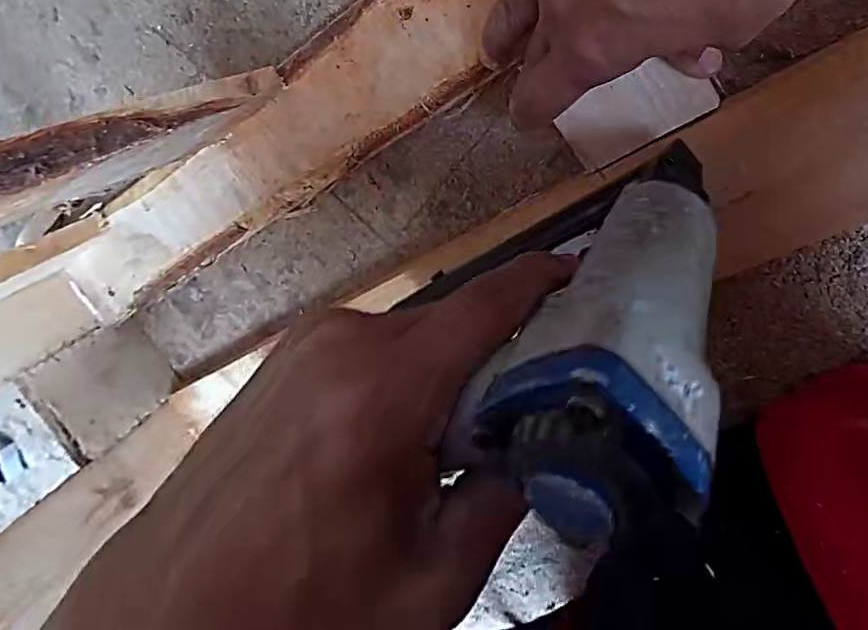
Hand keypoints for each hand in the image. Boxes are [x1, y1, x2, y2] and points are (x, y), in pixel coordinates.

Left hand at [49, 254, 576, 629]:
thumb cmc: (293, 622)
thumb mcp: (426, 587)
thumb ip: (503, 501)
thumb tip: (540, 445)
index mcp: (382, 387)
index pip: (489, 301)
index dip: (544, 277)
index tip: (583, 272)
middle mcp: (344, 342)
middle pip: (456, 321)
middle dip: (500, 350)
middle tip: (532, 398)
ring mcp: (306, 345)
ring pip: (417, 335)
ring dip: (452, 368)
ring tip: (460, 433)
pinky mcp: (284, 360)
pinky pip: (374, 347)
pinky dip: (408, 374)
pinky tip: (401, 435)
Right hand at [482, 0, 867, 129]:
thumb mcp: (725, 28)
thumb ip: (688, 41)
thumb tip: (686, 47)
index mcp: (596, 41)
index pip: (546, 90)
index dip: (535, 110)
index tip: (529, 121)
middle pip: (535, 40)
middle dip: (528, 66)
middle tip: (524, 75)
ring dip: (508, 17)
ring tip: (500, 37)